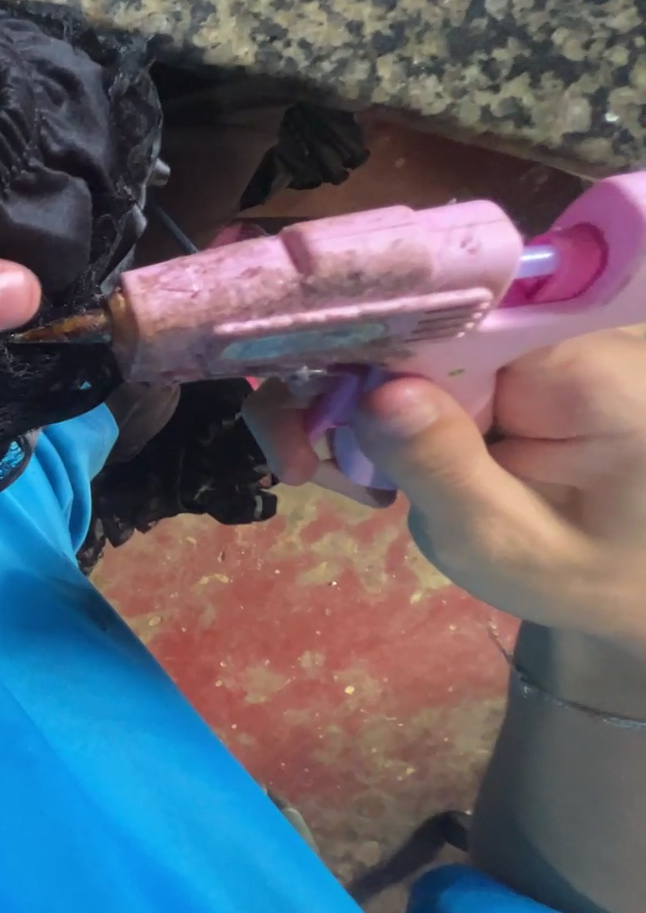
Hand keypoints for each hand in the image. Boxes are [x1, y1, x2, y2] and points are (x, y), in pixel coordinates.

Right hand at [244, 330, 645, 642]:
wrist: (638, 586)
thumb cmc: (583, 577)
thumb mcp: (499, 540)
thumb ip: (440, 465)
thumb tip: (376, 392)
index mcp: (585, 375)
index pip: (444, 326)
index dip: (356, 358)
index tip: (305, 422)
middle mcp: (559, 342)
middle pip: (401, 336)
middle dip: (329, 399)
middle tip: (301, 470)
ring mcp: (528, 351)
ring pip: (387, 355)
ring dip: (335, 415)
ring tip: (338, 479)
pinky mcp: (499, 367)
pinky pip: (402, 373)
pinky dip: (360, 418)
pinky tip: (363, 465)